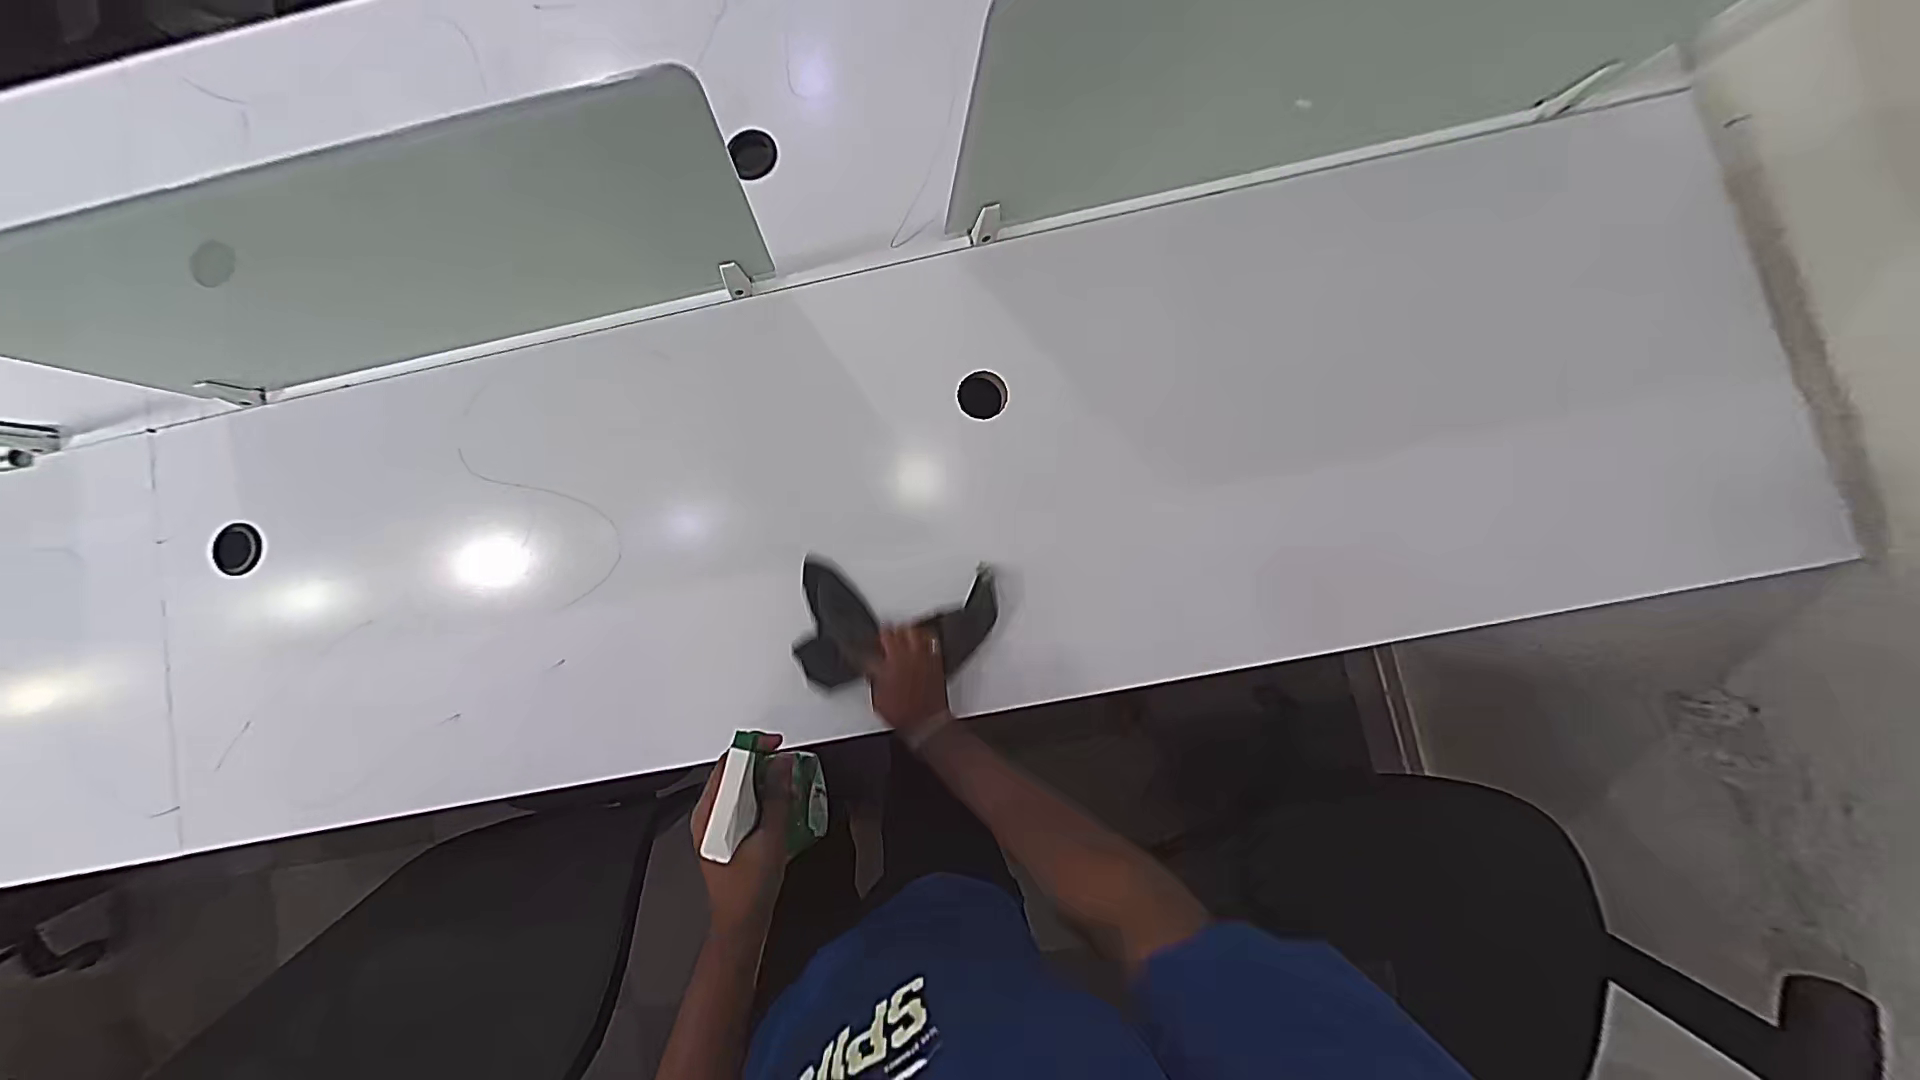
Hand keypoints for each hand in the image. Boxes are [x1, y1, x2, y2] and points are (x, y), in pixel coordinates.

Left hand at [689, 733, 794, 933]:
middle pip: (730, 772)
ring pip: (735, 785)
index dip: (752, 747)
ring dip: (760, 775)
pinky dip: (758, 791)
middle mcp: (706, 816)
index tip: (775, 744)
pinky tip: (777, 800)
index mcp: (710, 815)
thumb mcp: (771, 837)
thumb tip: (781, 763)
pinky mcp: (722, 832)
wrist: (740, 924)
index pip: (727, 765)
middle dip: (759, 760)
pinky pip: (738, 799)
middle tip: (785, 760)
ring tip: (785, 777)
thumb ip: (777, 797)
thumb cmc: (751, 888)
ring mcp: (712, 825)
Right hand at [864, 625, 950, 736]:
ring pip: (914, 631)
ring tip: (903, 633)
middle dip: (888, 632)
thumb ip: (875, 678)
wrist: (926, 722)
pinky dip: (925, 637)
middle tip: (885, 636)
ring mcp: (921, 657)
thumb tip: (873, 670)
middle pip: (895, 631)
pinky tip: (922, 640)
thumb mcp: (878, 697)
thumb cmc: (903, 713)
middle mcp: (905, 657)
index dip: (871, 643)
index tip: (869, 644)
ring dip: (907, 630)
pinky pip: (931, 641)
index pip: (874, 646)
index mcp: (887, 664)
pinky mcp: (935, 660)